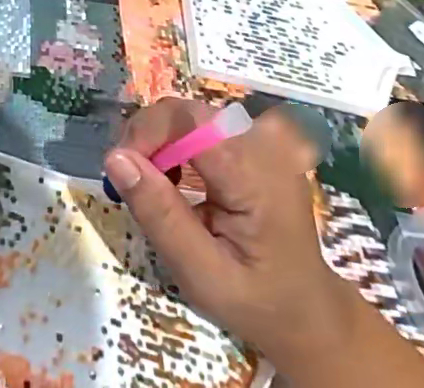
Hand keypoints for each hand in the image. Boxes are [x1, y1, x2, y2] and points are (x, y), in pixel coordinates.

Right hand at [104, 100, 331, 354]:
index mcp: (253, 173)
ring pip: (189, 115)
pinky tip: (178, 177)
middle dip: (147, 139)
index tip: (121, 171)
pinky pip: (202, 125)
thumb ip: (160, 214)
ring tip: (155, 186)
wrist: (309, 312)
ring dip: (160, 142)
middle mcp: (263, 142)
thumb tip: (115, 158)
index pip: (186, 120)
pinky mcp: (258, 141)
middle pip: (185, 112)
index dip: (145, 133)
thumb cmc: (256, 300)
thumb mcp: (201, 273)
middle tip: (131, 183)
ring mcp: (264, 138)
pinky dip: (178, 143)